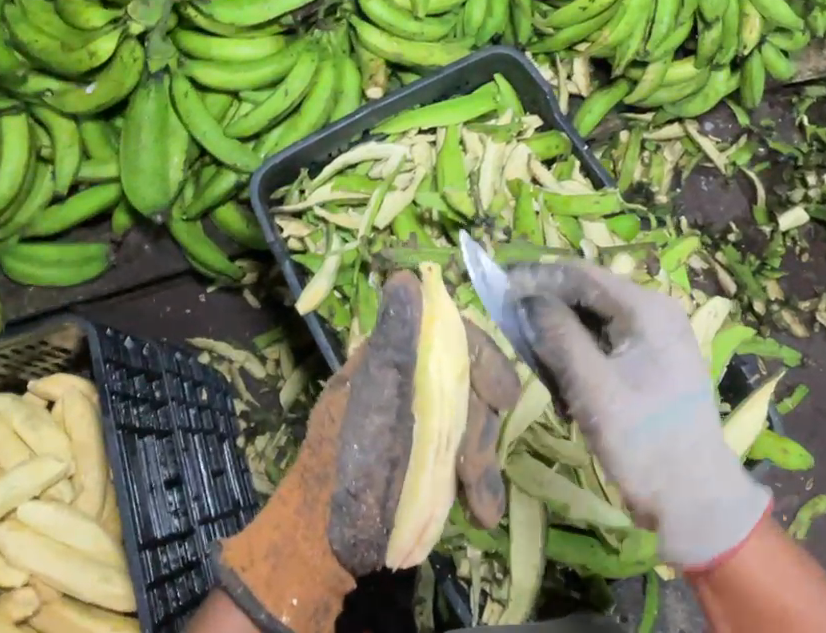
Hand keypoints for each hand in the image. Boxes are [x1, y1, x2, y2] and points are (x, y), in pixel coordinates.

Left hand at [213, 270, 520, 632]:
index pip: (451, 336)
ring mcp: (421, 424)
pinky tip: (483, 511)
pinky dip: (480, 485)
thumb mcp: (371, 404)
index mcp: (393, 360)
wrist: (323, 547)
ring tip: (480, 503)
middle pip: (470, 384)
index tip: (503, 397)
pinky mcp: (429, 463)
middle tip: (475, 466)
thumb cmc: (344, 469)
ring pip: (473, 424)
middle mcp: (410, 384)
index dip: (483, 361)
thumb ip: (394, 345)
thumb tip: (407, 278)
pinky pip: (468, 461)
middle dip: (480, 427)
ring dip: (482, 463)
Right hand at [513, 261, 769, 568]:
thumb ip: (558, 336)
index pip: (580, 274)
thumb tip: (527, 299)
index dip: (536, 277)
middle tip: (515, 336)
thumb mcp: (592, 388)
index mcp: (647, 308)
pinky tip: (569, 393)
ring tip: (545, 377)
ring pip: (594, 322)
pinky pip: (607, 345)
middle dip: (548, 314)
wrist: (698, 503)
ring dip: (563, 343)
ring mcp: (658, 337)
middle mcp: (656, 312)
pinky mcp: (655, 362)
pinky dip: (582, 360)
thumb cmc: (645, 444)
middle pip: (587, 295)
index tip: (498, 288)